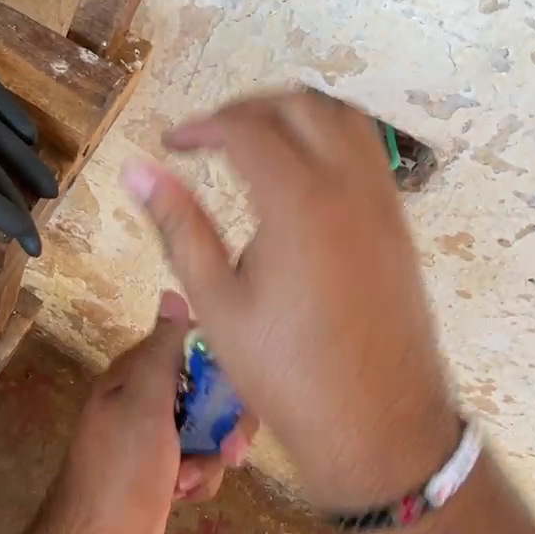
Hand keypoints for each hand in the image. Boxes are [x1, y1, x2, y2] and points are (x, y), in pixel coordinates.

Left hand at [0, 291, 252, 533]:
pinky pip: (199, 462)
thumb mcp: (145, 402)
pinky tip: (183, 496)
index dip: (218, 364)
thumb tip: (173, 291)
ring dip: (209, 457)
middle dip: (222, 421)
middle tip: (231, 449)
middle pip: (205, 391)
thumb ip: (164, 350)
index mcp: (133, 375)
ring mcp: (154, 438)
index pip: (186, 348)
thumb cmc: (122, 468)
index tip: (244, 385)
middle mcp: (143, 400)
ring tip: (191, 481)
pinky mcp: (164, 472)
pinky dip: (198, 479)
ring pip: (208, 430)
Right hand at [122, 90, 534, 533]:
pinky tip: (297, 174)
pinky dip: (327, 136)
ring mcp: (383, 201)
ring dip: (293, 113)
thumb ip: (178, 224)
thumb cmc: (286, 372)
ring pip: (342, 116)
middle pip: (299, 103)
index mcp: (298, 202)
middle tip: (208, 136)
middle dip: (247, 107)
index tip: (171, 142)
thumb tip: (135, 170)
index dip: (201, 126)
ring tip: (251, 142)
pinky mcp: (398, 222)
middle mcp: (349, 186)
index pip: (246, 127)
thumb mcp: (215, 300)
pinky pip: (367, 149)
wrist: (381, 430)